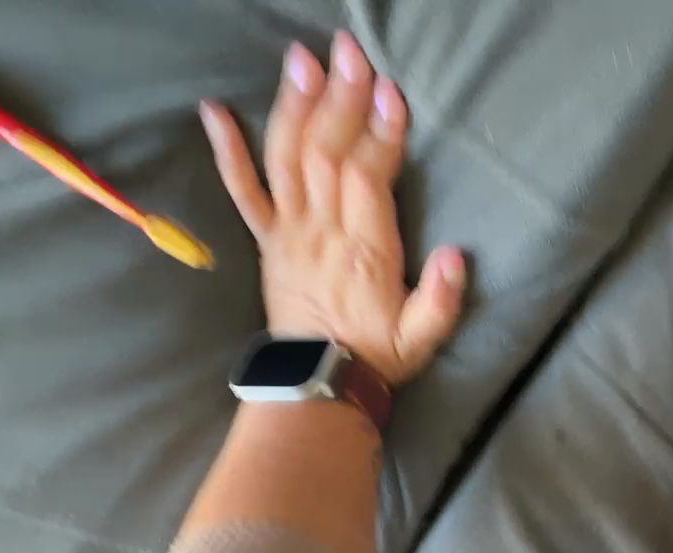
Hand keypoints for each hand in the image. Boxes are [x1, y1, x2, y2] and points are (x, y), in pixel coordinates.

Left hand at [200, 32, 466, 385]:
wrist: (319, 382)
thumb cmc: (377, 356)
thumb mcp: (422, 338)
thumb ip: (442, 300)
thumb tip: (457, 255)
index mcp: (364, 252)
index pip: (369, 179)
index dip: (379, 133)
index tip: (390, 92)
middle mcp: (322, 232)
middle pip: (326, 154)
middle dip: (340, 99)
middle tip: (349, 50)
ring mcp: (289, 233)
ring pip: (287, 160)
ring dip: (293, 107)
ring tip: (301, 60)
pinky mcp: (267, 242)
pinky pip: (242, 193)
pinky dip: (227, 152)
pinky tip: (215, 111)